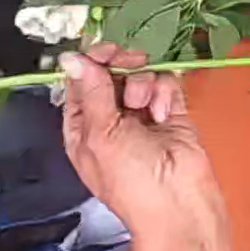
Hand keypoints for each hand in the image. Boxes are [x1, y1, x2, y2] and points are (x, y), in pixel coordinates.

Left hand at [59, 43, 230, 241]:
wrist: (178, 200)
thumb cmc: (130, 177)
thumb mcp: (100, 134)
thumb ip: (91, 90)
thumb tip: (71, 57)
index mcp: (84, 127)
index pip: (81, 83)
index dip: (89, 63)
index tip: (102, 50)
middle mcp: (112, 118)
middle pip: (112, 74)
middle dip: (120, 66)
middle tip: (130, 62)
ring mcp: (144, 113)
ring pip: (140, 75)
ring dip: (143, 84)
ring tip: (146, 106)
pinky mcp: (172, 111)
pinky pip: (167, 84)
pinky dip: (166, 92)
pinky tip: (164, 112)